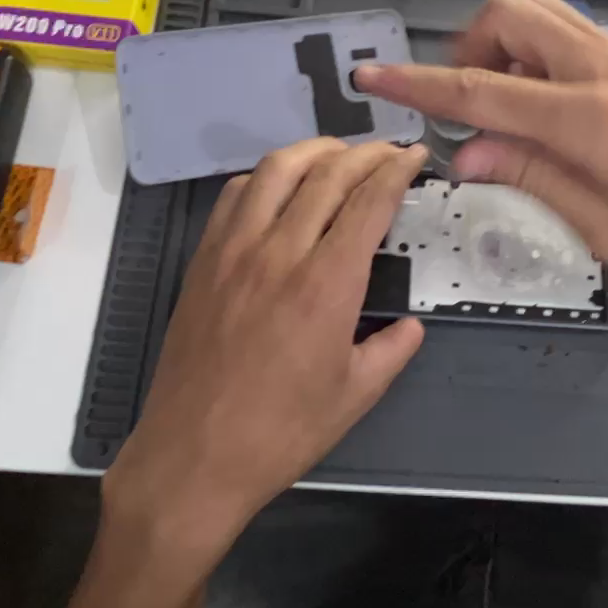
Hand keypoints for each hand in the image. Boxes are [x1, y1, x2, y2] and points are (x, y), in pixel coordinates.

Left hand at [104, 138, 428, 551]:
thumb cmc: (281, 431)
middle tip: (388, 152)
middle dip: (366, 153)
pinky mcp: (203, 259)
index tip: (414, 155)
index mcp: (327, 283)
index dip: (397, 170)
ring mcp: (234, 250)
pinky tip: (280, 186)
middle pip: (328, 174)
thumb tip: (411, 326)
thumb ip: (392, 350)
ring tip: (339, 154)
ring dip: (315, 150)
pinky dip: (266, 176)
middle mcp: (281, 251)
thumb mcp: (355, 395)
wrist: (193, 457)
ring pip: (276, 170)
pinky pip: (235, 195)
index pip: (369, 201)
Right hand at [354, 0, 607, 274]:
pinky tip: (544, 106)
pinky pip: (563, 29)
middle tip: (470, 109)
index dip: (416, 84)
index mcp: (585, 116)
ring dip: (499, 46)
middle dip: (467, 49)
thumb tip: (464, 155)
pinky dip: (531, 51)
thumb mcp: (605, 226)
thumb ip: (529, 179)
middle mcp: (597, 68)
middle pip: (507, 12)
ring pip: (536, 10)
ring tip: (506, 108)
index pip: (478, 89)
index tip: (370, 75)